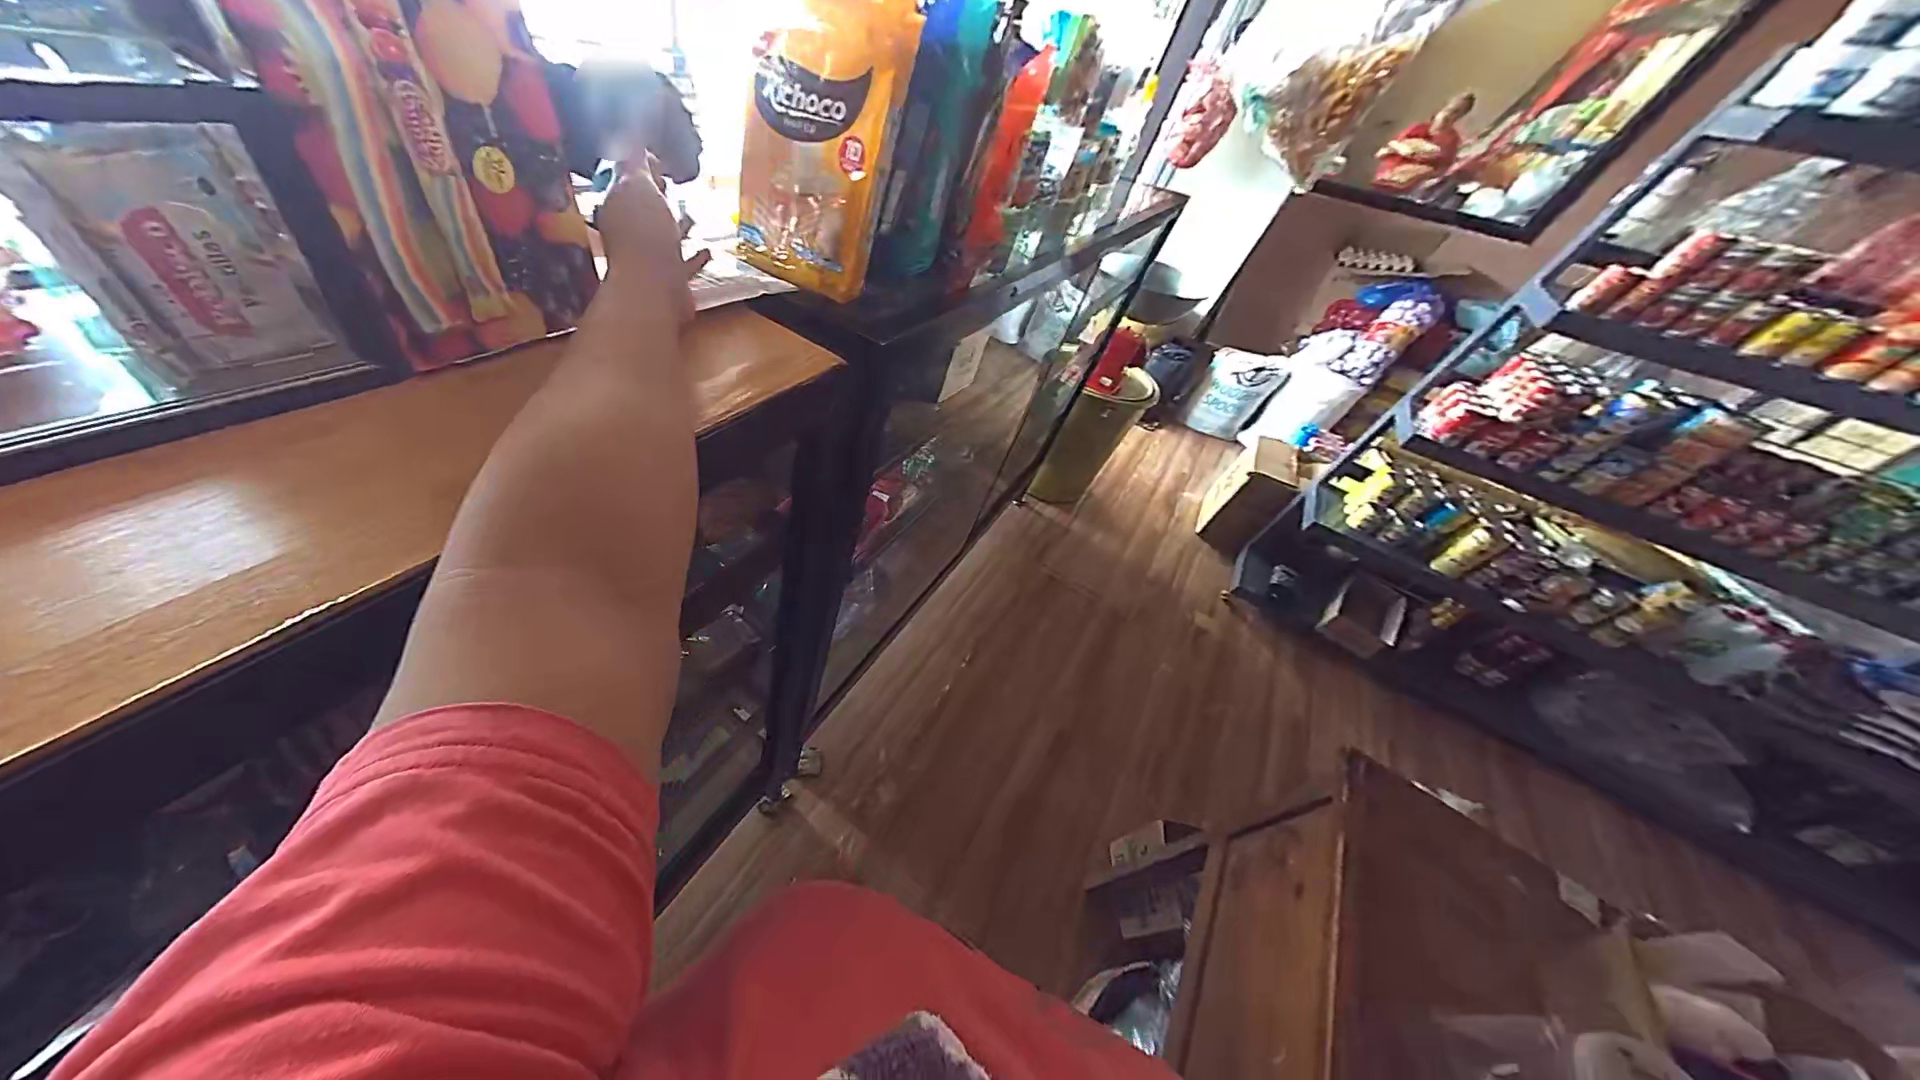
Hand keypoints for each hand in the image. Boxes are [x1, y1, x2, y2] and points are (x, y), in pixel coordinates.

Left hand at [593, 156, 709, 321]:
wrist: (655, 287)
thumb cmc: (645, 233)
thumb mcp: (639, 186)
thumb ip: (636, 163)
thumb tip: (635, 142)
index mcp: (618, 204)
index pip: (627, 178)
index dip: (641, 166)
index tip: (658, 159)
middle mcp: (630, 230)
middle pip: (645, 209)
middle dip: (659, 197)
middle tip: (673, 187)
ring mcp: (650, 256)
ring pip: (665, 236)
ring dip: (678, 226)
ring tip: (694, 217)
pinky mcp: (670, 279)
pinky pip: (684, 263)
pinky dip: (695, 256)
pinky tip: (708, 250)